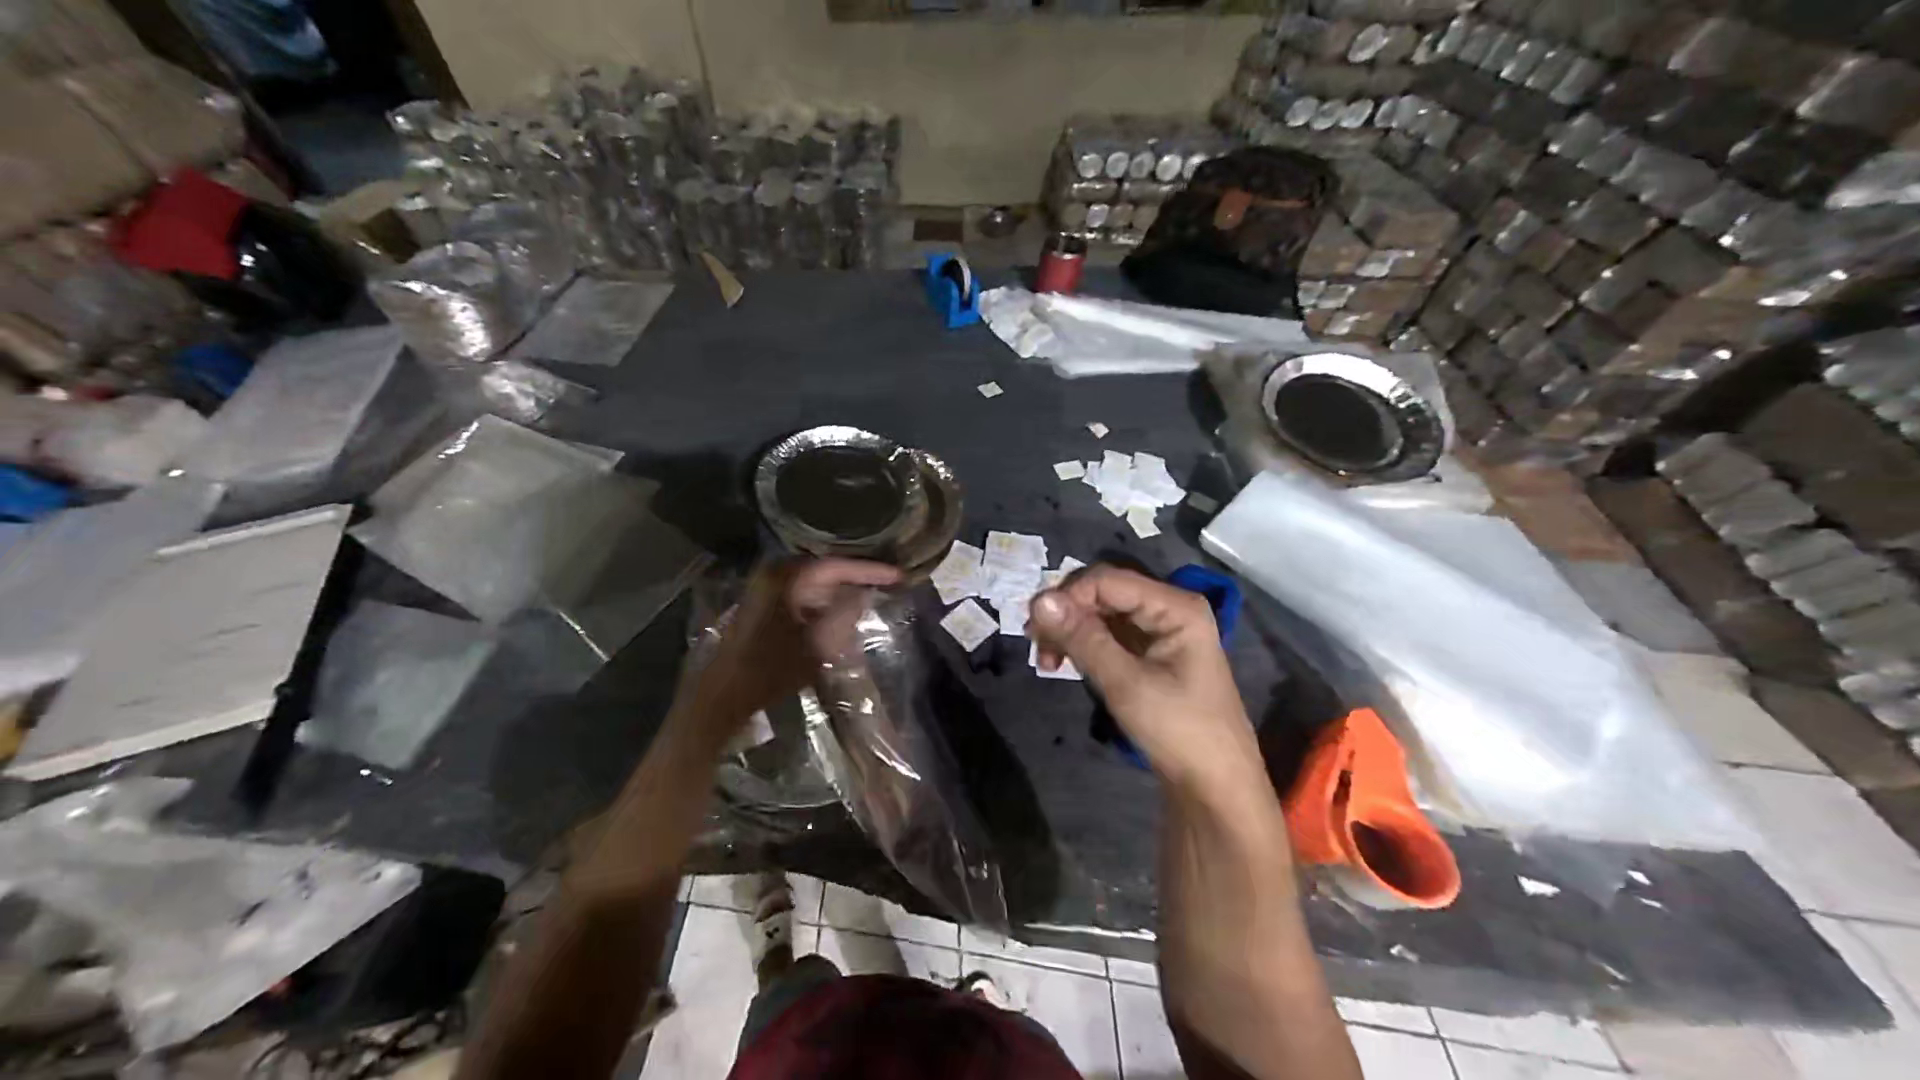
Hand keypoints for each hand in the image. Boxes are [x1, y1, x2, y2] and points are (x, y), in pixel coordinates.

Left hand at [688, 557, 902, 723]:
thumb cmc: (770, 670)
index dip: (869, 570)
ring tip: (872, 596)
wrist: (724, 694)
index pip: (836, 565)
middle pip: (825, 569)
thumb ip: (843, 615)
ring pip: (814, 582)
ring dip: (840, 591)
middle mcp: (774, 575)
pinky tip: (842, 613)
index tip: (898, 574)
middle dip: (857, 577)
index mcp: (786, 578)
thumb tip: (863, 594)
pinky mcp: (764, 605)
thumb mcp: (816, 645)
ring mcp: (766, 589)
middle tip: (889, 582)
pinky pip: (802, 594)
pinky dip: (824, 602)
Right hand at [1030, 565, 1261, 791]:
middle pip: (1103, 592)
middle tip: (1036, 644)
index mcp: (1176, 607)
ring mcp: (1159, 631)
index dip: (1068, 596)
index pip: (1108, 580)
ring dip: (1070, 630)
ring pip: (1100, 613)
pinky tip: (1063, 664)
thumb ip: (1083, 639)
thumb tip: (1038, 601)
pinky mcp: (1149, 653)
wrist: (1214, 786)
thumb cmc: (1179, 731)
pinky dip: (1082, 644)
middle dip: (1066, 613)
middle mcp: (1168, 609)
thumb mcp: (1126, 684)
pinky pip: (1107, 634)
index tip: (1035, 629)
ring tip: (1046, 661)